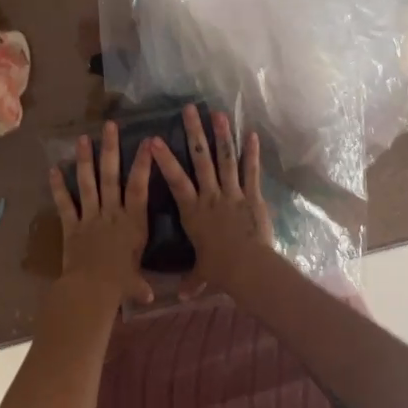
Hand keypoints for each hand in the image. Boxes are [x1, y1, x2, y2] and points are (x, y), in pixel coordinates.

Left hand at [48, 121, 154, 305]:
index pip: (140, 186)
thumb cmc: (119, 285)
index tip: (147, 142)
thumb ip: (142, 284)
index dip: (143, 164)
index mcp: (133, 222)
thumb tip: (152, 297)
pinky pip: (65, 203)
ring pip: (88, 183)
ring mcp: (90, 217)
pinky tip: (53, 169)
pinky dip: (58, 187)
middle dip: (111, 149)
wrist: (90, 289)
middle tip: (110, 126)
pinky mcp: (71, 226)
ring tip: (82, 138)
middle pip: (112, 176)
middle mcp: (112, 213)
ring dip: (85, 160)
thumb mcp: (136, 283)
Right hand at [150, 107, 274, 292]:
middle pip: (200, 159)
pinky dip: (252, 154)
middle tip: (189, 109)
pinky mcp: (253, 197)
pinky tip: (252, 135)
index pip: (175, 180)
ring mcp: (232, 193)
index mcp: (192, 210)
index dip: (165, 160)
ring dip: (222, 135)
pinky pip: (251, 172)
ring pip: (225, 159)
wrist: (247, 267)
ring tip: (218, 113)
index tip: (155, 140)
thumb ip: (191, 280)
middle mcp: (210, 195)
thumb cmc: (220, 268)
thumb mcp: (202, 273)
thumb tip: (179, 297)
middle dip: (194, 132)